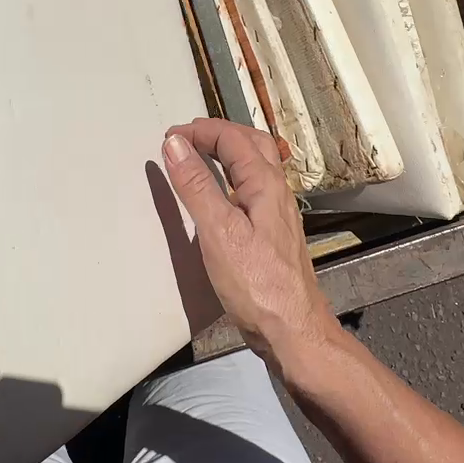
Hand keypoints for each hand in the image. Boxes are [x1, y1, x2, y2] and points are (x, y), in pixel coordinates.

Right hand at [161, 117, 339, 371]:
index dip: (200, 131)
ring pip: (255, 165)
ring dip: (228, 151)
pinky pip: (252, 187)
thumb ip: (196, 185)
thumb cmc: (256, 283)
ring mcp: (277, 212)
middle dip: (218, 132)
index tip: (169, 137)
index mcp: (265, 183)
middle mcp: (276, 191)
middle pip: (251, 143)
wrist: (294, 332)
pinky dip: (232, 175)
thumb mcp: (218, 231)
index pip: (232, 137)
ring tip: (200, 154)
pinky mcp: (273, 233)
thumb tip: (175, 143)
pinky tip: (220, 194)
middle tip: (187, 137)